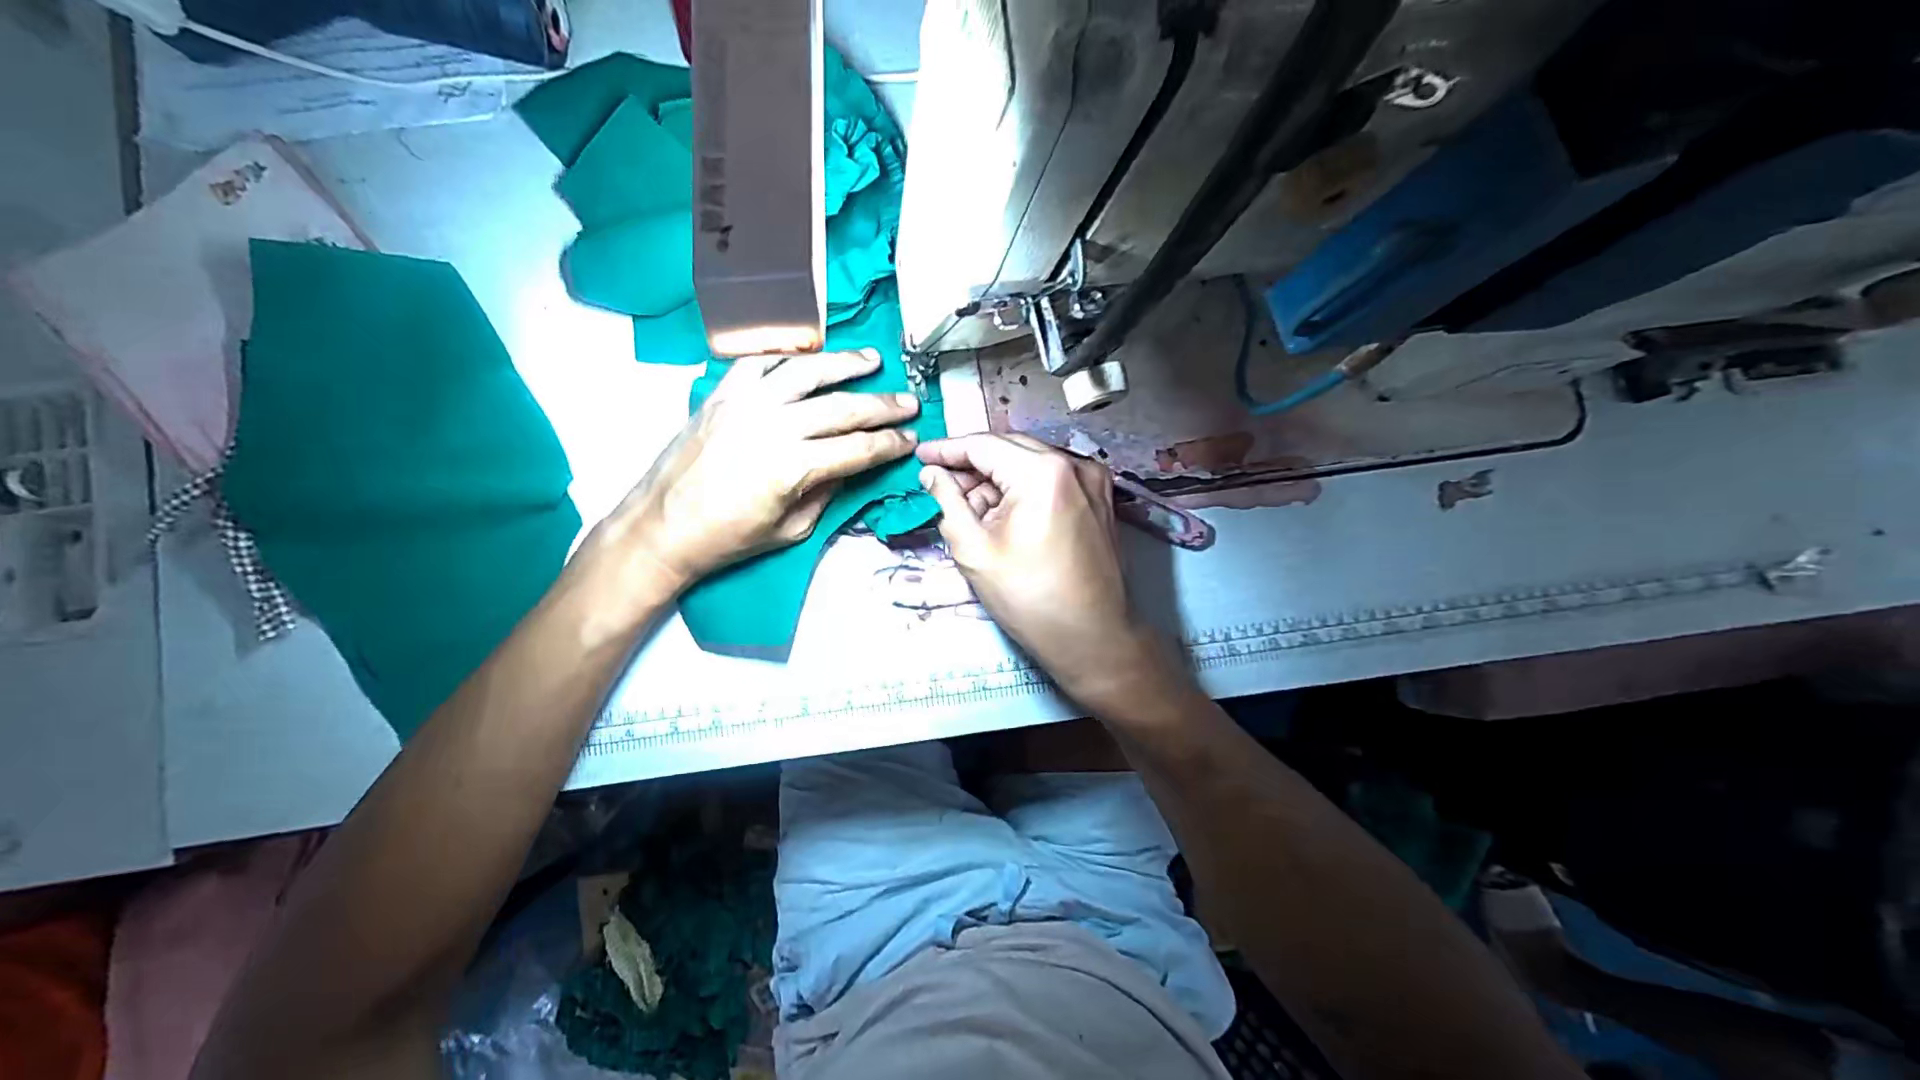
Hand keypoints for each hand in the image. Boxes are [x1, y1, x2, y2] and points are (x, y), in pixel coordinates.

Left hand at [605, 350, 919, 588]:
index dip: (890, 443)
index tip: (910, 438)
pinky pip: (760, 361)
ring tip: (871, 359)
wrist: (663, 525)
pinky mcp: (723, 393)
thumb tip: (849, 464)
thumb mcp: (790, 529)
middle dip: (883, 406)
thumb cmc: (728, 537)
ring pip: (807, 372)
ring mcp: (746, 403)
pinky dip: (788, 354)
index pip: (858, 448)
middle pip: (843, 407)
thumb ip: (825, 493)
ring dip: (844, 364)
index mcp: (794, 467)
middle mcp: (774, 426)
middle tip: (908, 402)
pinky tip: (809, 354)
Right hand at [916, 434, 1188, 710]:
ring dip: (998, 479)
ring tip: (973, 512)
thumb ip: (948, 502)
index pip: (984, 444)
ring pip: (1030, 462)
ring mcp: (1092, 479)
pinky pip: (1052, 478)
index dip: (946, 449)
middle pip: (1009, 448)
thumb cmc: (1030, 598)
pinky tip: (1005, 516)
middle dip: (972, 466)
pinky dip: (1024, 489)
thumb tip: (932, 475)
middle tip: (941, 487)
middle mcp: (1073, 463)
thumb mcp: (974, 550)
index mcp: (1042, 472)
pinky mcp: (1099, 497)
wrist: (1093, 636)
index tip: (920, 457)